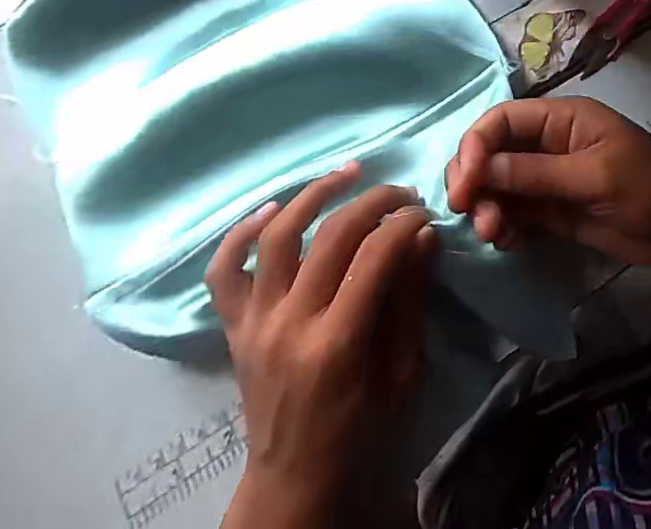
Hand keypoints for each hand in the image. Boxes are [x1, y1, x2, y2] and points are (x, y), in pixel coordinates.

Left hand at [206, 164, 434, 528]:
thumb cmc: (362, 430)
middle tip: (403, 192)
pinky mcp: (234, 327)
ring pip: (276, 238)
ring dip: (314, 195)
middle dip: (375, 202)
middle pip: (332, 236)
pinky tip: (272, 208)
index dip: (405, 223)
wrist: (293, 479)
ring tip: (348, 173)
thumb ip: (409, 299)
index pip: (375, 256)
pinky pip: (224, 272)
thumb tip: (421, 235)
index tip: (426, 212)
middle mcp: (289, 325)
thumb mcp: (403, 370)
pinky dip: (241, 233)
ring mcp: (254, 323)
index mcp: (337, 344)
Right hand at [445, 96, 650, 266]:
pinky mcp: (553, 210)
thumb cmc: (650, 188)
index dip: (476, 145)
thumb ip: (538, 173)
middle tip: (466, 210)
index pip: (504, 119)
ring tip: (493, 233)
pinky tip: (506, 241)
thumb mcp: (596, 176)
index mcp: (563, 119)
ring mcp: (550, 178)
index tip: (465, 183)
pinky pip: (514, 212)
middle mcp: (549, 143)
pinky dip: (503, 224)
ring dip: (486, 206)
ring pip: (499, 184)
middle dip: (475, 178)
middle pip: (493, 151)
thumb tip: (482, 168)